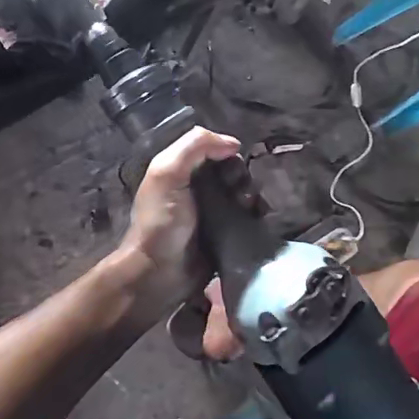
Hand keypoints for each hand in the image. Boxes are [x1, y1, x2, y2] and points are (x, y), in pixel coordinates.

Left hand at [112, 126, 241, 315]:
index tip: (233, 170)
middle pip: (233, 172)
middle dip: (243, 179)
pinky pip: (249, 217)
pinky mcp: (227, 235)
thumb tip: (233, 143)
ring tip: (250, 209)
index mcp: (182, 170)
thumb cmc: (160, 222)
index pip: (215, 151)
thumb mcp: (166, 173)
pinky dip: (258, 215)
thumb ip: (194, 147)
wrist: (159, 275)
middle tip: (241, 195)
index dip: (228, 155)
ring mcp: (214, 212)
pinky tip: (259, 219)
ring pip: (244, 193)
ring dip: (253, 197)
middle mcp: (199, 188)